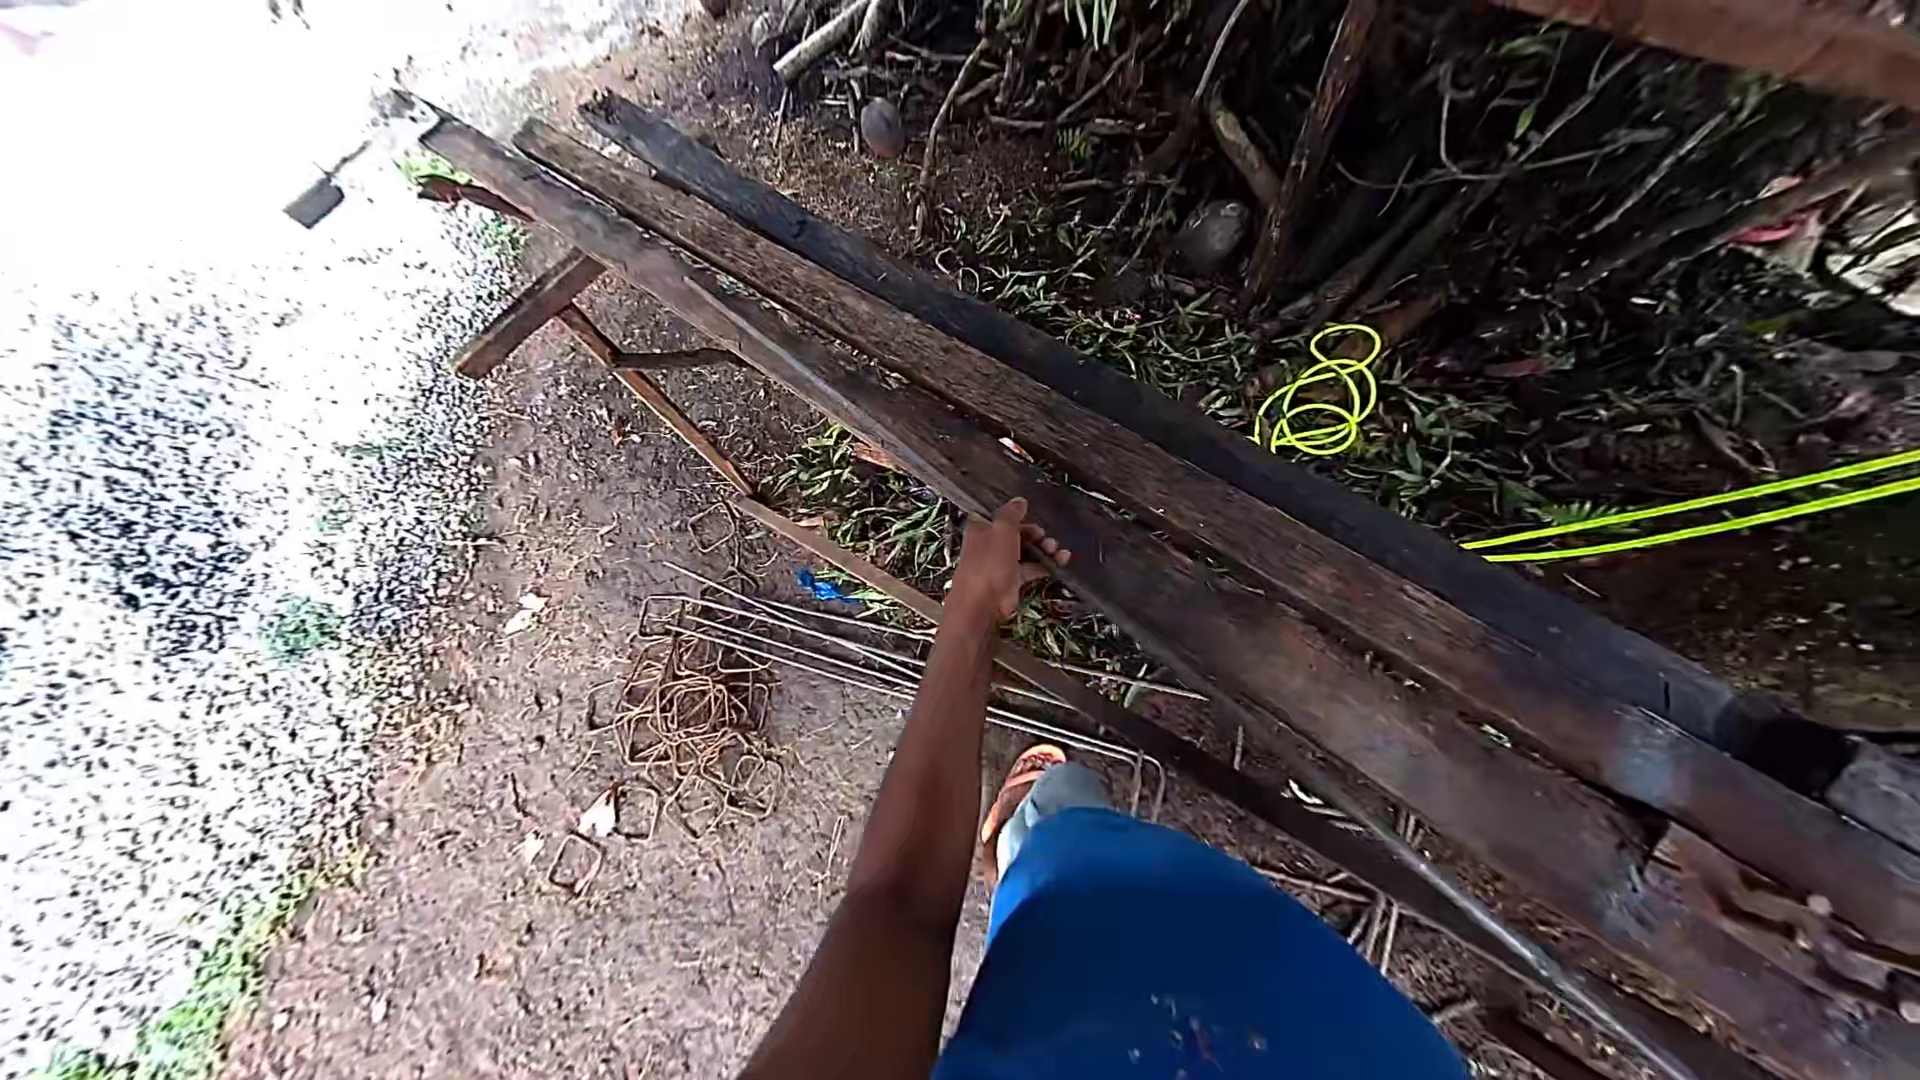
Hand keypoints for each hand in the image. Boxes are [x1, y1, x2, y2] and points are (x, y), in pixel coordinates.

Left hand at [949, 497, 1070, 621]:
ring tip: (1055, 549)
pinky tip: (1061, 560)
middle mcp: (991, 544)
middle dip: (1035, 533)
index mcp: (981, 529)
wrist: (982, 602)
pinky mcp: (1013, 579)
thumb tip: (1019, 501)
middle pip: (1017, 533)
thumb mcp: (1001, 529)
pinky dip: (1047, 564)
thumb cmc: (989, 561)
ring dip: (1043, 548)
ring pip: (1027, 550)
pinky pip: (1033, 567)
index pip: (1001, 516)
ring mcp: (1002, 563)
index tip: (1031, 514)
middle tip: (1046, 537)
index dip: (1017, 515)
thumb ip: (1011, 513)